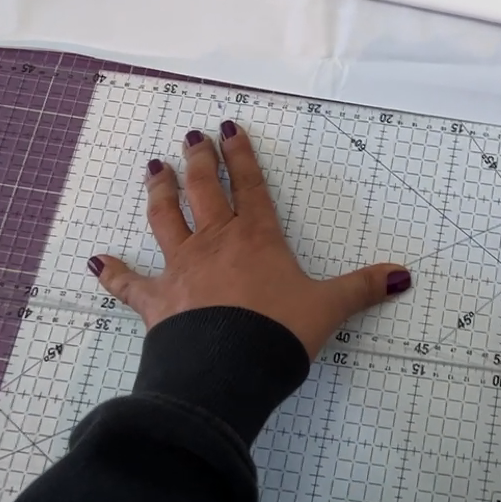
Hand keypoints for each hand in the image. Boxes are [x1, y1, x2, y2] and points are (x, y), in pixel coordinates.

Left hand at [88, 120, 411, 356]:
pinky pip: (130, 284)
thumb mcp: (329, 307)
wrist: (225, 375)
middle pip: (205, 191)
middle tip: (191, 136)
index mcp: (257, 236)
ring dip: (160, 193)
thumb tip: (403, 275)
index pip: (251, 184)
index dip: (241, 154)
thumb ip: (363, 287)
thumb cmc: (277, 333)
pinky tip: (97, 260)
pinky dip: (114, 273)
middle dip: (199, 160)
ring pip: (167, 220)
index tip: (229, 127)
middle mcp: (217, 242)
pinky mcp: (157, 302)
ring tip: (154, 168)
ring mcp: (182, 269)